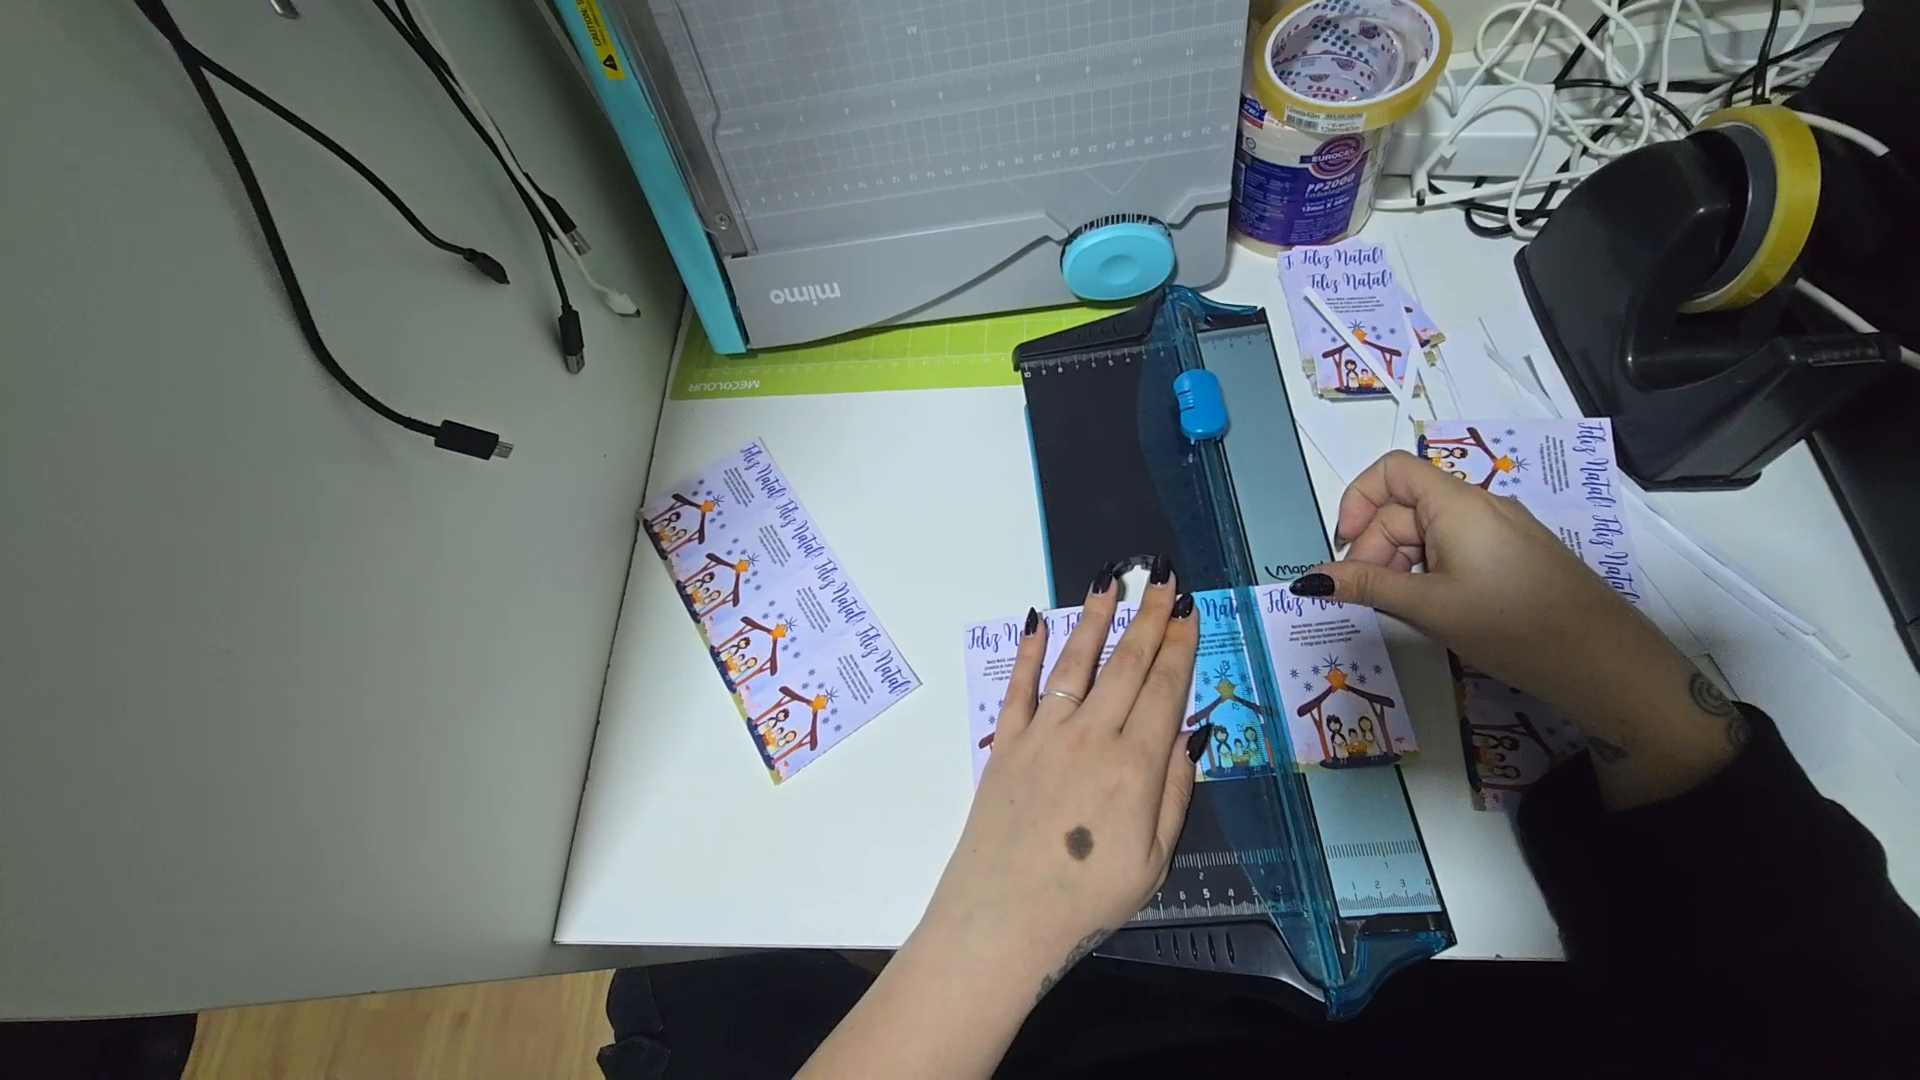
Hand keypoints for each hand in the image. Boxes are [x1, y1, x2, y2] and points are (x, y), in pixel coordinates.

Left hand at [921, 561, 1200, 999]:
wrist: (1003, 917)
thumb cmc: (1086, 899)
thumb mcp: (1154, 860)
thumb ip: (1174, 790)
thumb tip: (1189, 731)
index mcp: (1135, 764)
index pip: (1166, 688)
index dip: (1182, 645)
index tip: (1191, 610)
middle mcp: (1091, 735)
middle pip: (1127, 664)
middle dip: (1150, 618)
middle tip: (1164, 579)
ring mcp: (1044, 733)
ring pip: (1076, 663)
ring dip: (1096, 619)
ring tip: (1110, 581)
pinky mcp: (1007, 741)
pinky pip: (1020, 686)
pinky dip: (1029, 651)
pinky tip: (1037, 621)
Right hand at [1297, 450, 1654, 713]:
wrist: (1607, 665)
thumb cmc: (1512, 625)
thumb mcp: (1428, 606)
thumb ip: (1366, 586)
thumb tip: (1309, 581)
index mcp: (1457, 504)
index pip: (1392, 471)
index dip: (1358, 499)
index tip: (1345, 546)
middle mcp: (1478, 507)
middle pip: (1403, 510)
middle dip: (1375, 549)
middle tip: (1369, 597)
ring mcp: (1497, 532)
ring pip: (1425, 534)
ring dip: (1399, 566)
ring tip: (1404, 610)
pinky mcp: (1510, 557)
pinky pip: (1451, 551)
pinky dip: (1427, 573)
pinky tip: (1431, 609)